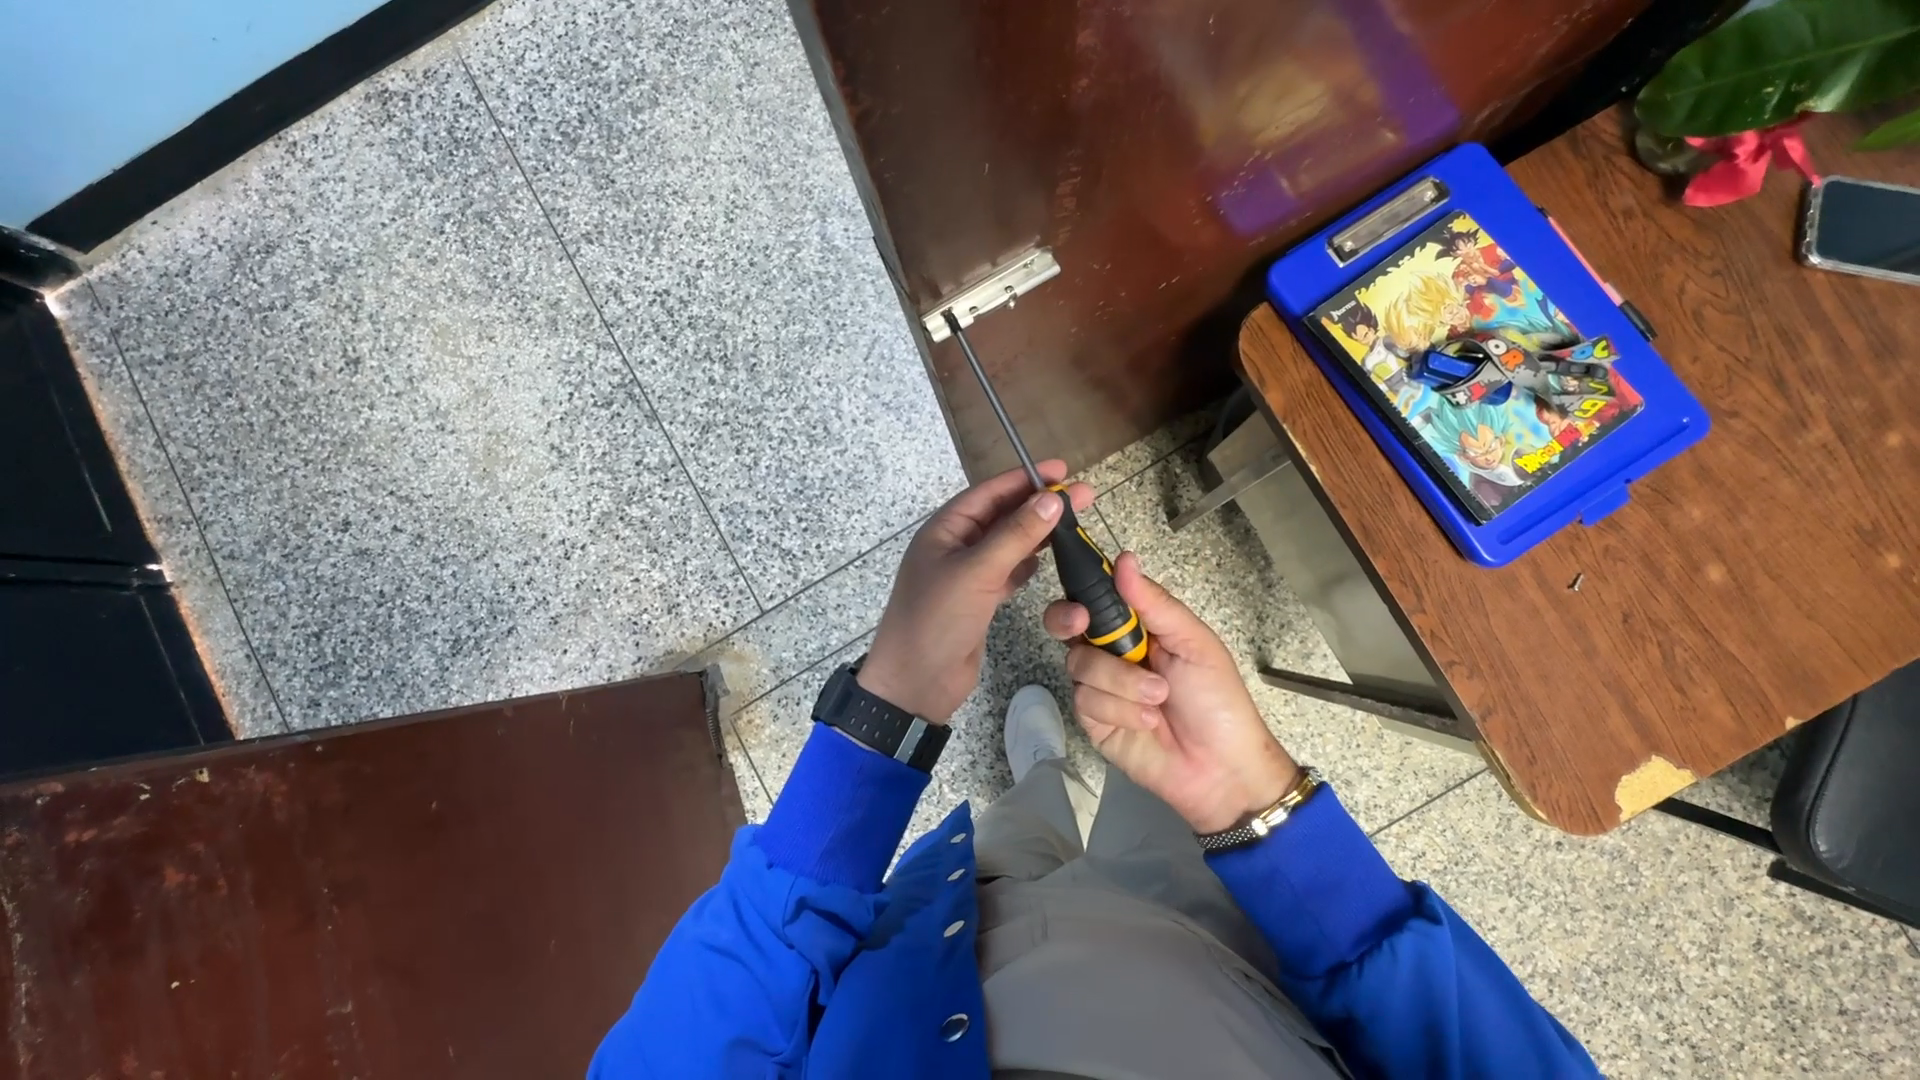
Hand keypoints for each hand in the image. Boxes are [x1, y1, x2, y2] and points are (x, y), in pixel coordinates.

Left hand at [859, 461, 1093, 723]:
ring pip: (1008, 544)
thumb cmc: (937, 620)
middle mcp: (955, 547)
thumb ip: (1015, 535)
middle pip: (1003, 516)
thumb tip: (1052, 499)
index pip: (990, 493)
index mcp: (945, 530)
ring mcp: (966, 575)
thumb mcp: (976, 572)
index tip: (1064, 470)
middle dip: (1040, 505)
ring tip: (1076, 525)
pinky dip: (1028, 564)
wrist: (916, 683)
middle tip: (1084, 496)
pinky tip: (1049, 559)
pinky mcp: (978, 601)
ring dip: (1038, 535)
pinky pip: (1008, 572)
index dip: (1026, 479)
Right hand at [1044, 552, 1299, 832]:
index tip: (1084, 592)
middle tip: (1081, 625)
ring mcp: (1099, 686)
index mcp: (1138, 627)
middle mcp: (1111, 651)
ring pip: (1080, 664)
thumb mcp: (1194, 642)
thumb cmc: (1217, 699)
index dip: (1082, 590)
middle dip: (1068, 621)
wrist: (1220, 767)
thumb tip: (1124, 559)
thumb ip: (1155, 603)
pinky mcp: (1092, 720)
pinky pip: (1087, 700)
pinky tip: (1146, 722)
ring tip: (1158, 699)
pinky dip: (1119, 708)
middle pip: (1066, 624)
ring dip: (1121, 681)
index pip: (1097, 597)